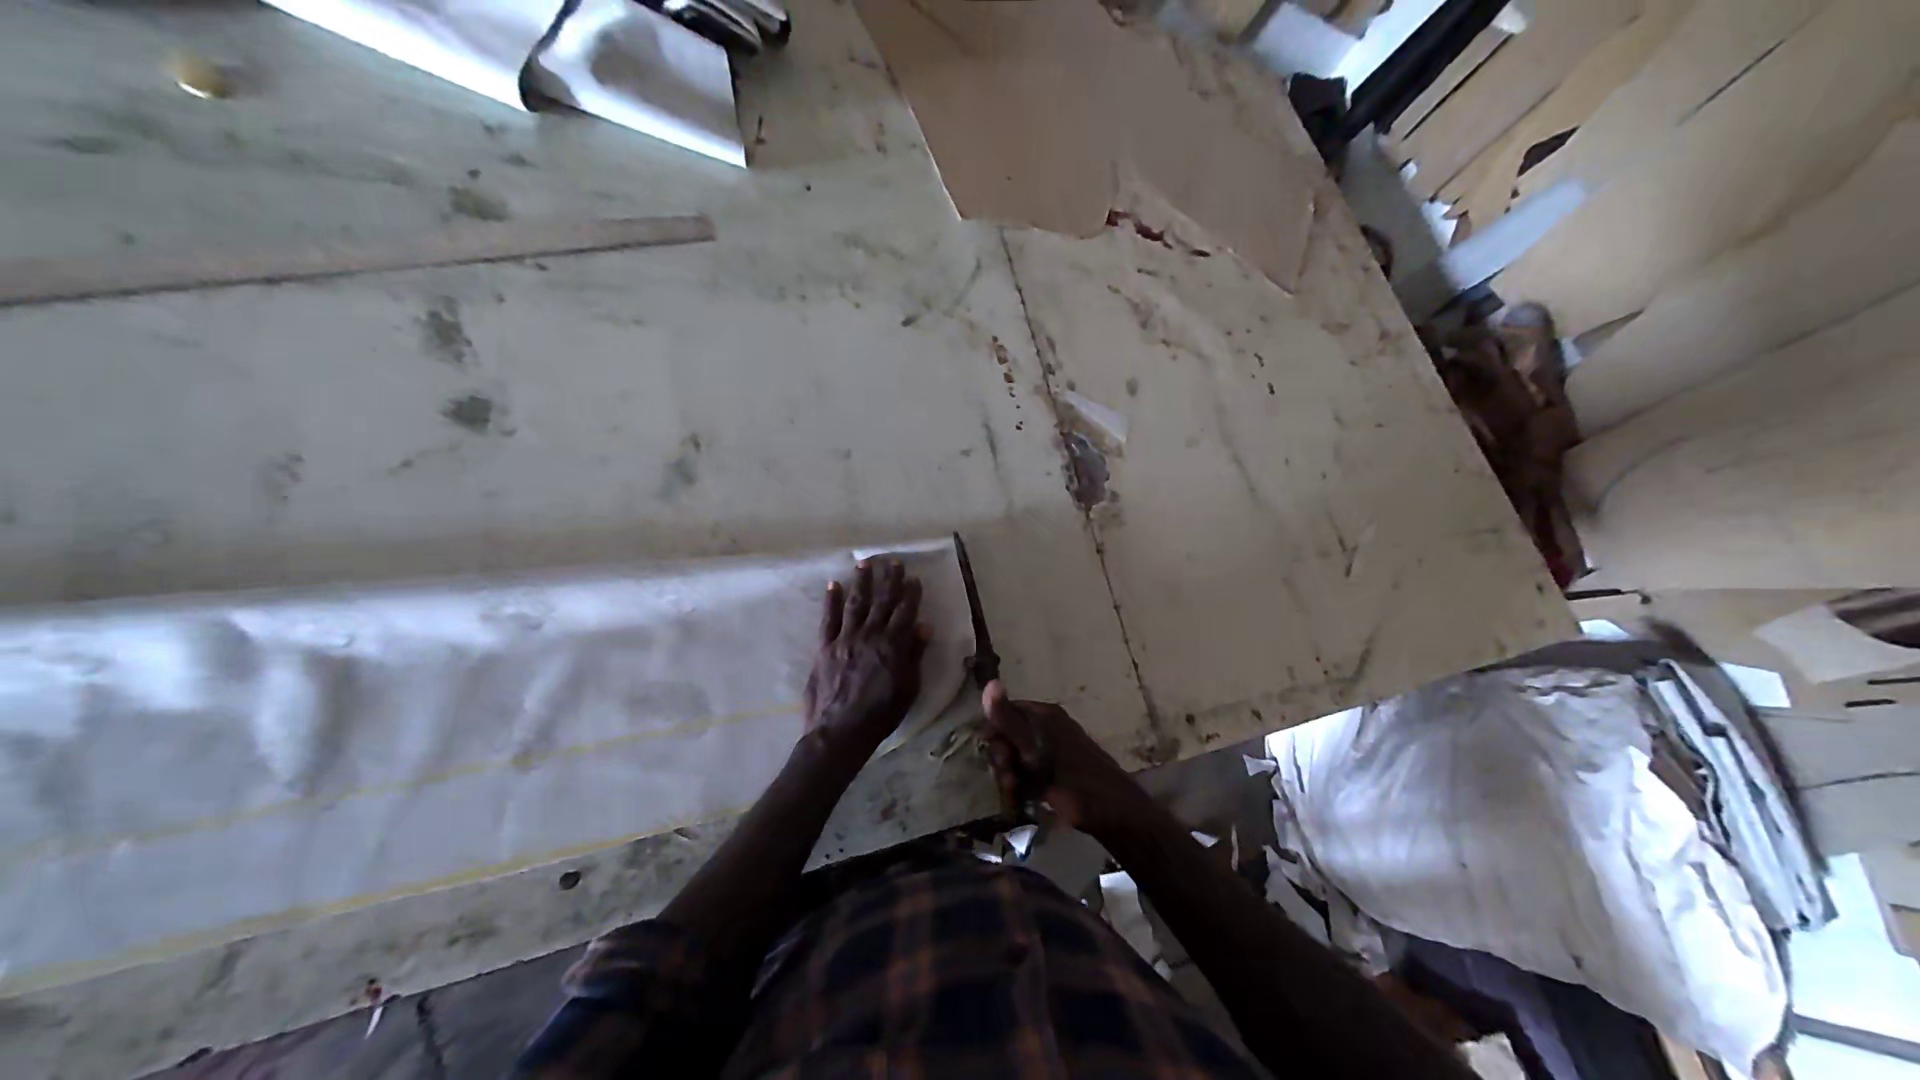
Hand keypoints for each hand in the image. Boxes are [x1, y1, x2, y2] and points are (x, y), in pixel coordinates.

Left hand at [804, 558, 927, 751]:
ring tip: (865, 563)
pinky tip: (833, 584)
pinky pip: (828, 619)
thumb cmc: (881, 714)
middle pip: (882, 602)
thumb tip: (925, 627)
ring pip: (856, 604)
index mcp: (893, 645)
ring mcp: (845, 639)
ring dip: (862, 582)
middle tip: (893, 561)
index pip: (905, 612)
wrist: (840, 731)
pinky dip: (831, 601)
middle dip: (889, 580)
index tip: (914, 578)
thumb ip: (914, 655)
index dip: (910, 594)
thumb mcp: (908, 688)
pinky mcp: (825, 647)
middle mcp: (870, 635)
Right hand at [982, 680, 1150, 838]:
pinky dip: (1020, 788)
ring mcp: (1050, 753)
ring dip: (1008, 777)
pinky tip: (1019, 800)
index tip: (996, 756)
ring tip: (1015, 794)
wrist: (1115, 814)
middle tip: (1009, 780)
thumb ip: (1009, 720)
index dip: (994, 734)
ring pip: (1014, 760)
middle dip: (1002, 760)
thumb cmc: (1075, 779)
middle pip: (1007, 738)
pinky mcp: (1052, 775)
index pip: (1004, 713)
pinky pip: (1026, 776)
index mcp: (1044, 716)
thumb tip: (989, 683)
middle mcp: (1046, 729)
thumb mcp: (1036, 749)